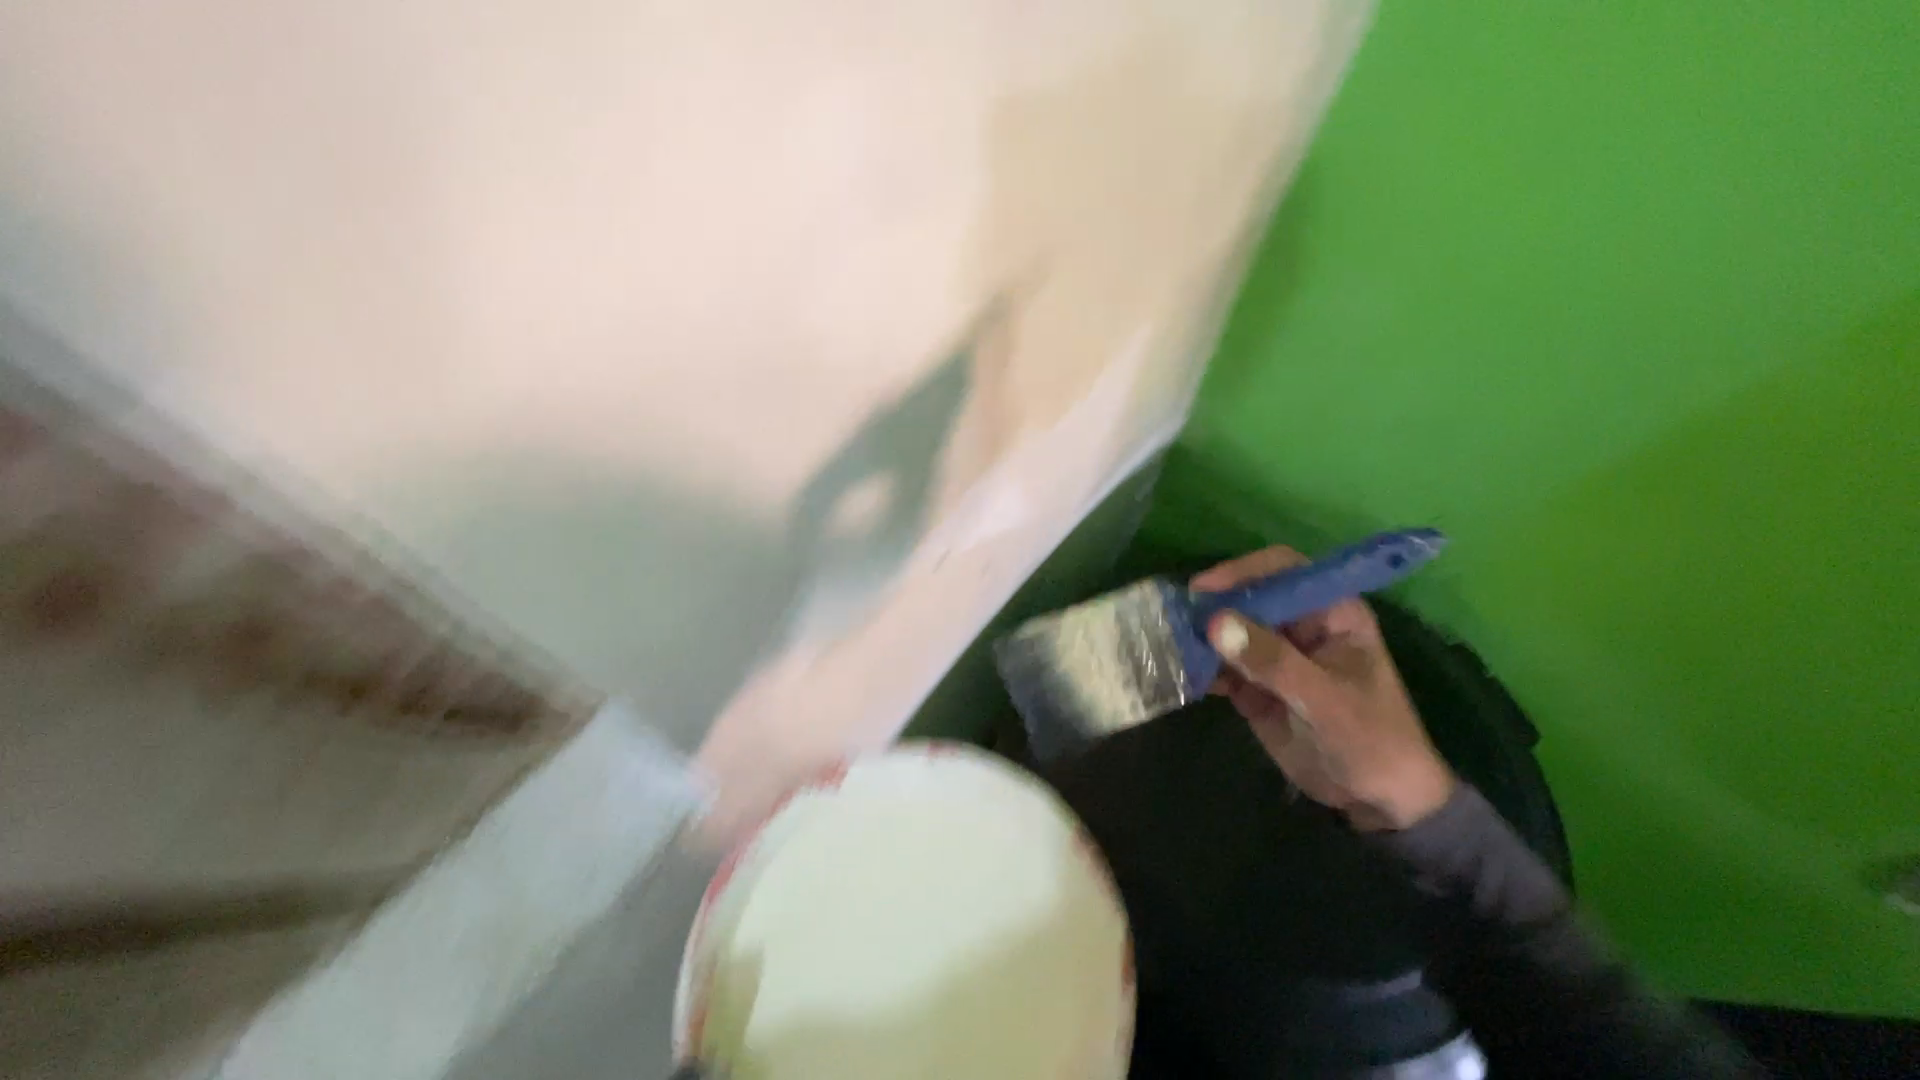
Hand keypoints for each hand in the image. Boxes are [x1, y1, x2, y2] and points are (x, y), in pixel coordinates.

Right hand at [1192, 546, 1455, 829]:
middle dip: (1213, 605)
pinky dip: (1201, 667)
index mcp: (1331, 613)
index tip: (1205, 590)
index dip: (1245, 572)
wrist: (1378, 801)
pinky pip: (1222, 666)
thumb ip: (1272, 661)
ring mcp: (1275, 657)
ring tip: (1168, 643)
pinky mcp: (1255, 687)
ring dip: (1200, 636)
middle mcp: (1300, 626)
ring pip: (1230, 631)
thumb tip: (1216, 623)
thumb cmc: (1370, 738)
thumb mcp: (1324, 698)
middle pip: (1248, 597)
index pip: (1284, 570)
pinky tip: (1180, 672)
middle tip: (1175, 618)